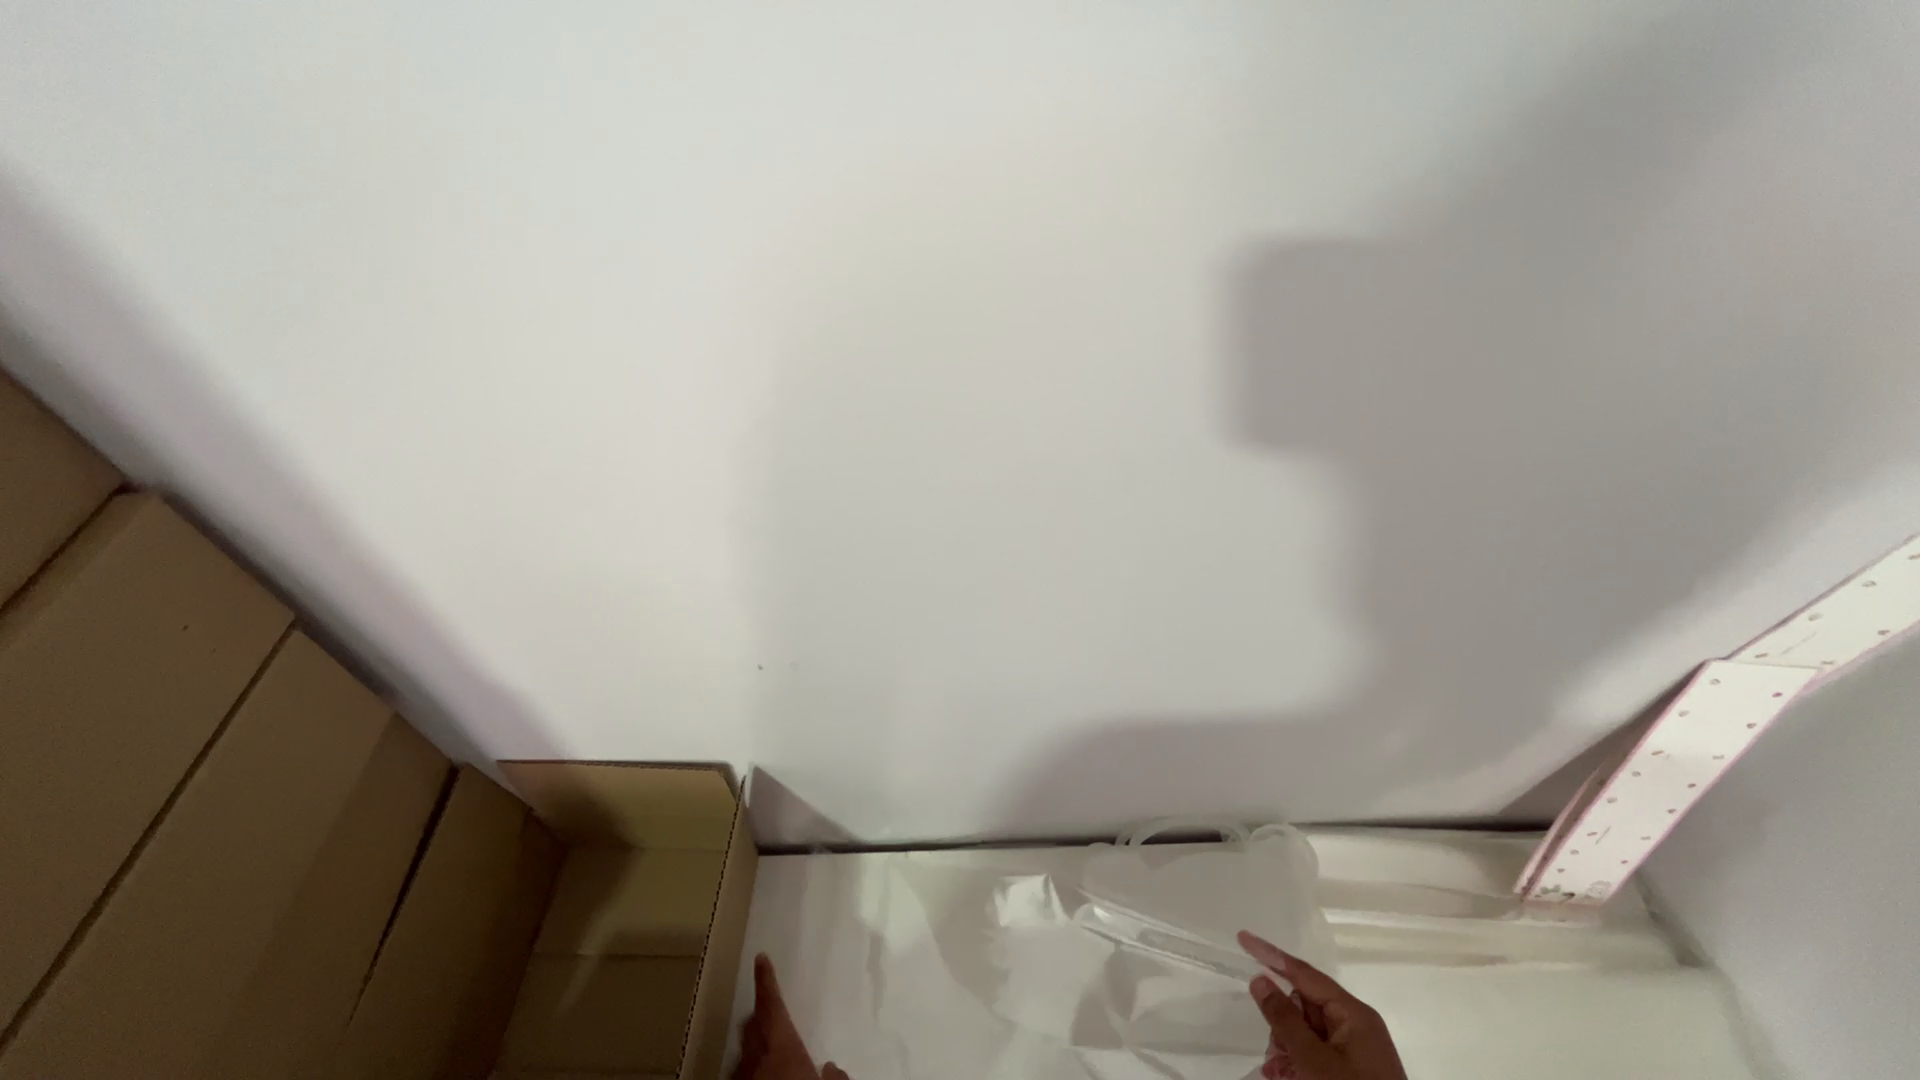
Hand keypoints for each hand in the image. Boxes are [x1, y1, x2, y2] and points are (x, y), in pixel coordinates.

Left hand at [733, 954, 851, 1079]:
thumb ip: (834, 1077)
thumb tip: (832, 1069)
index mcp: (780, 1042)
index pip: (770, 1002)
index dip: (765, 979)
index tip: (761, 958)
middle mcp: (754, 1056)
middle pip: (751, 1025)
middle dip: (760, 1015)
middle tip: (769, 1009)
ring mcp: (739, 1077)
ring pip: (743, 1053)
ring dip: (753, 1046)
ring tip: (766, 1050)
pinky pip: (740, 1076)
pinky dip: (749, 1071)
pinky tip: (760, 1078)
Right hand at [1238, 931, 1407, 1079]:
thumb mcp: (1313, 1060)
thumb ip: (1284, 1018)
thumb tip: (1260, 979)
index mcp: (1353, 1014)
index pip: (1304, 973)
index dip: (1271, 955)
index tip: (1242, 938)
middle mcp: (1356, 1026)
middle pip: (1304, 1006)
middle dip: (1281, 1025)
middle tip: (1275, 1056)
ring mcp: (1355, 1051)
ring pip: (1306, 1033)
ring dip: (1287, 1050)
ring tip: (1280, 1075)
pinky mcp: (1352, 1072)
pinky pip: (1316, 1054)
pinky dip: (1298, 1064)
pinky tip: (1286, 1077)